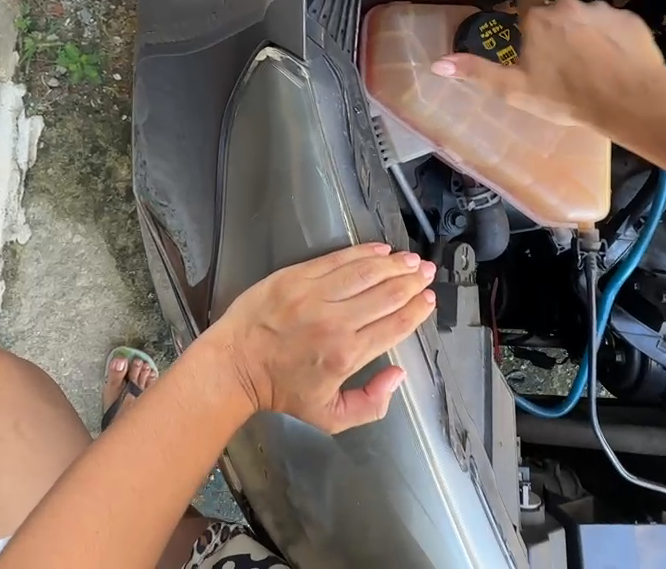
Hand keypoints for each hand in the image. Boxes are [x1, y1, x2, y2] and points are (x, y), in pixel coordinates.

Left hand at [201, 243, 436, 433]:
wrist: (236, 363)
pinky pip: (336, 260)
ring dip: (392, 263)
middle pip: (385, 294)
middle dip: (411, 282)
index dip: (417, 310)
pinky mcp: (295, 276)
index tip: (429, 299)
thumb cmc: (283, 390)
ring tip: (410, 259)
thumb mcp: (331, 417)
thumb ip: (372, 404)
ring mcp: (313, 294)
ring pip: (364, 272)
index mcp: (346, 355)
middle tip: (428, 272)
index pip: (393, 325)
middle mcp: (334, 321)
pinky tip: (379, 249)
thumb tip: (397, 374)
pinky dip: (361, 252)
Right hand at [429, 0, 664, 127]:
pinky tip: (614, 62)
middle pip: (557, 9)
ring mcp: (602, 10)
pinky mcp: (631, 19)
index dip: (525, 15)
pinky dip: (612, 38)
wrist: (631, 101)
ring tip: (590, 63)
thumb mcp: (514, 89)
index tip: (528, 34)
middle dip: (557, 26)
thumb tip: (438, 63)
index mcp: (538, 18)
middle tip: (560, 58)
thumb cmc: (567, 96)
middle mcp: (568, 5)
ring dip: (585, 32)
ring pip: (586, 16)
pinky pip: (615, 24)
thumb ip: (477, 72)